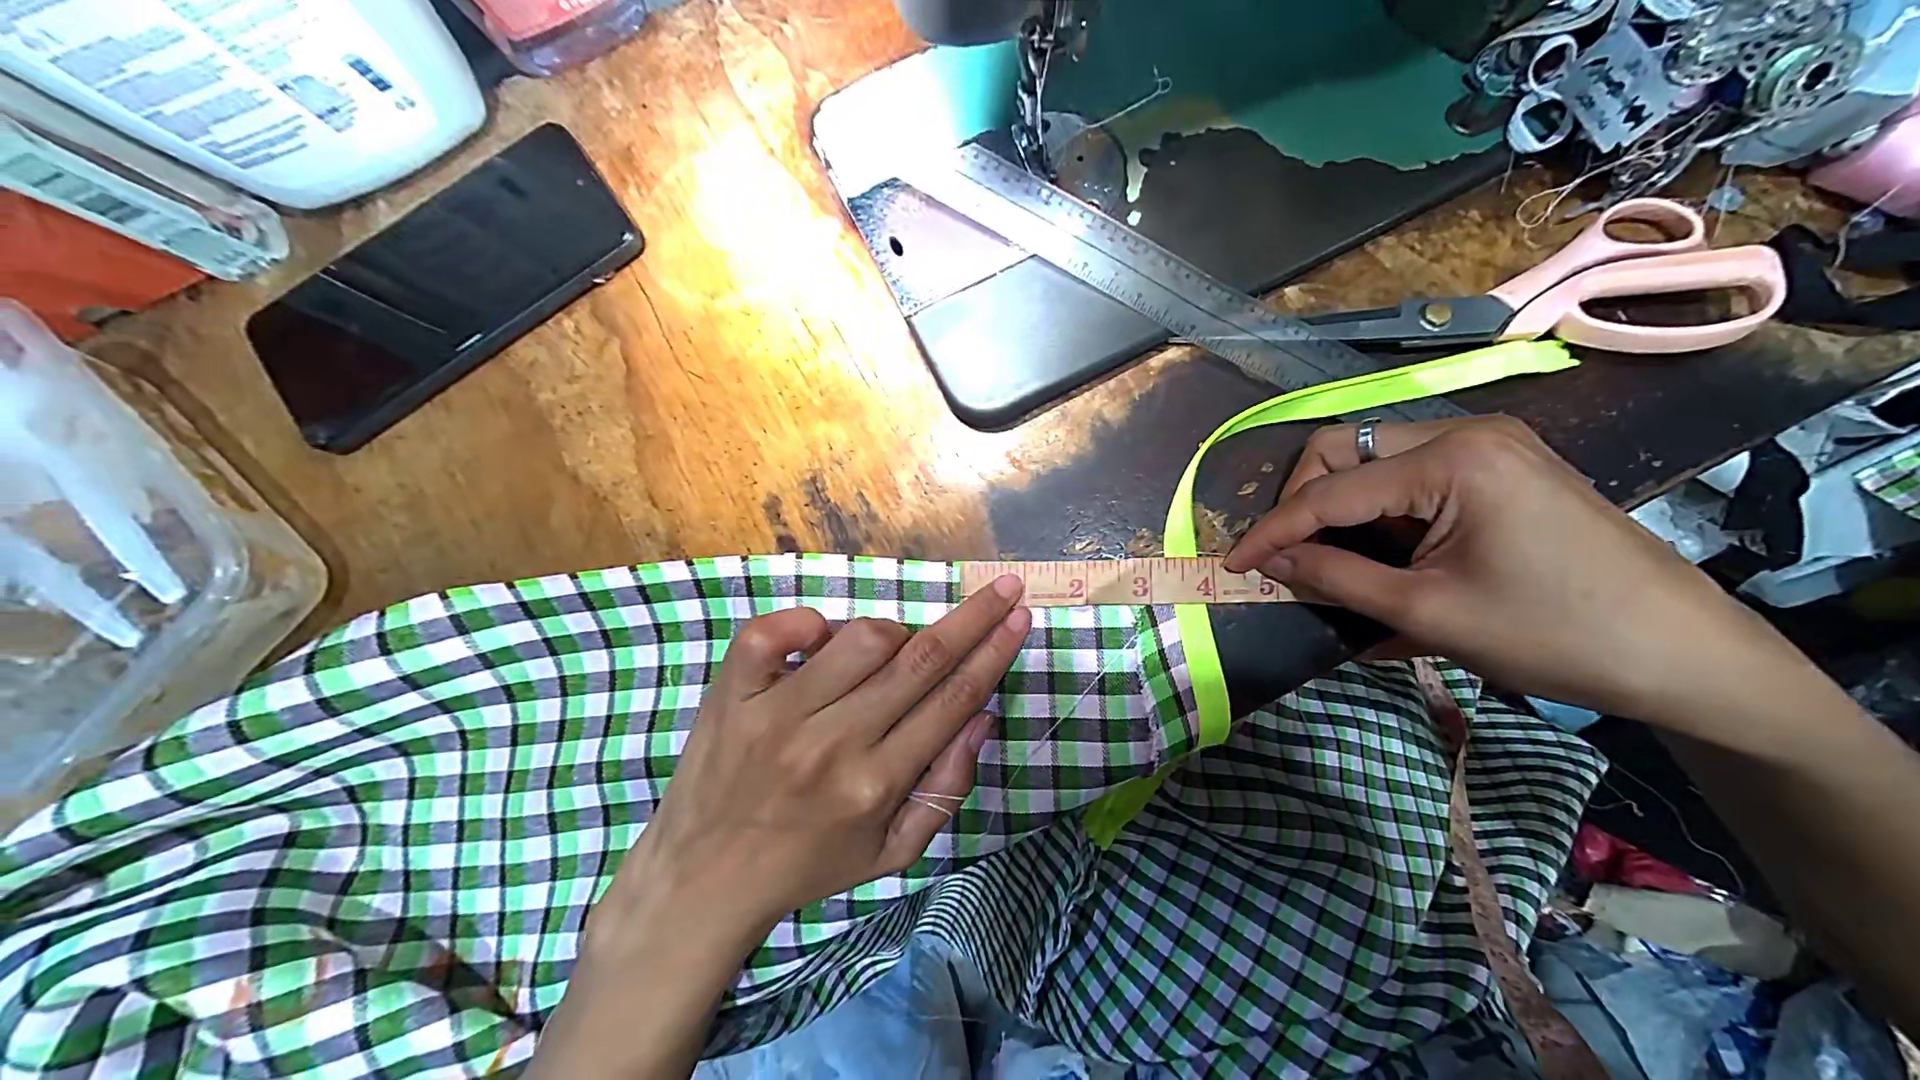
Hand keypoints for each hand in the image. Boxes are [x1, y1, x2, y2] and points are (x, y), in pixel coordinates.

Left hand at [531, 577, 1031, 1079]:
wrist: (703, 880)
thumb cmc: (808, 865)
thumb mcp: (890, 854)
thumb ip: (944, 789)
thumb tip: (981, 716)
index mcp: (874, 785)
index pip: (952, 701)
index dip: (993, 653)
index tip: (1019, 616)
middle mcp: (831, 744)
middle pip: (920, 660)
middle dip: (973, 617)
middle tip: (1003, 587)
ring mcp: (776, 714)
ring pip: (859, 639)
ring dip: (891, 631)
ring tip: (892, 647)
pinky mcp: (732, 695)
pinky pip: (773, 632)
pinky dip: (804, 621)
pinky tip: (818, 636)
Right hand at [1224, 416, 1814, 732]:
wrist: (1688, 655)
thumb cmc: (1554, 634)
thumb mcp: (1426, 612)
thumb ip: (1336, 577)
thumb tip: (1270, 561)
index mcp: (1453, 459)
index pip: (1330, 489)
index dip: (1273, 529)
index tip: (1232, 563)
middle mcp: (1466, 433)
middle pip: (1345, 449)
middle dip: (1302, 501)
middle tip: (1289, 556)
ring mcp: (1488, 446)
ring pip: (1373, 459)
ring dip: (1338, 507)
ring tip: (1328, 560)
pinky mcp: (1501, 467)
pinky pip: (1410, 475)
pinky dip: (1378, 512)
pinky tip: (1376, 553)